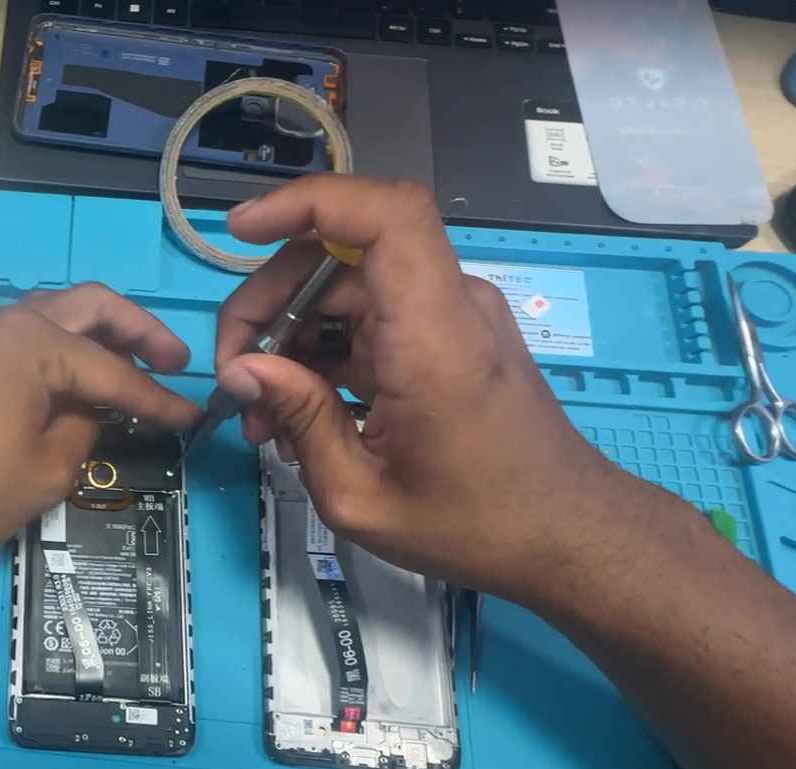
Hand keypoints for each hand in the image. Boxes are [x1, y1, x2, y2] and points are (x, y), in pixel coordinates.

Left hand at [0, 284, 201, 596]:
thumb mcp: (48, 468)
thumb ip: (84, 425)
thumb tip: (92, 408)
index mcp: (31, 341)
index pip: (112, 369)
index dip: (158, 397)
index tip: (194, 414)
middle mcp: (5, 322)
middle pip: (89, 307)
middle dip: (137, 331)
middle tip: (174, 360)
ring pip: (55, 317)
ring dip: (99, 334)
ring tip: (137, 366)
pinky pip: (27, 340)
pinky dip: (63, 350)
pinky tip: (83, 378)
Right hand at [213, 175, 639, 599]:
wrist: (563, 538)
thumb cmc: (468, 526)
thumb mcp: (357, 493)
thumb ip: (298, 418)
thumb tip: (241, 369)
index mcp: (432, 338)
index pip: (383, 218)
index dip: (306, 203)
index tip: (239, 229)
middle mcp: (444, 309)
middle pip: (336, 260)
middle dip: (265, 307)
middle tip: (232, 377)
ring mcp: (443, 322)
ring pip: (337, 296)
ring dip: (284, 345)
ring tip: (260, 417)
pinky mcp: (436, 342)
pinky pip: (359, 328)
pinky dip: (315, 362)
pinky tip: (294, 418)